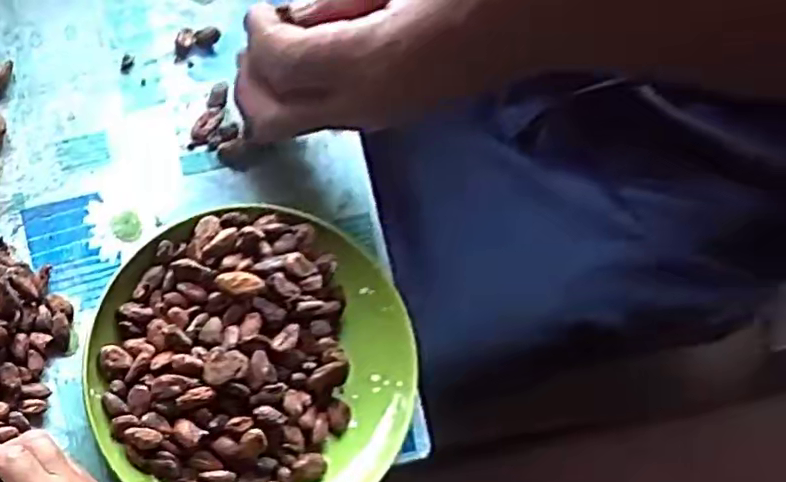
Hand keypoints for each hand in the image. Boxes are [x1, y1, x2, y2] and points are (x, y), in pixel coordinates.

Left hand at [235, 0, 532, 141]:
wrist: (578, 8)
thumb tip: (300, 14)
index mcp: (374, 58)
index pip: (285, 61)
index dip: (259, 37)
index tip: (255, 13)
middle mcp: (363, 101)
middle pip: (269, 116)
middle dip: (248, 83)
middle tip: (252, 43)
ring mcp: (373, 116)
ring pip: (289, 125)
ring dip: (269, 92)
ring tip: (277, 48)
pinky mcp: (386, 116)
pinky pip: (320, 116)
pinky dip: (299, 94)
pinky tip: (314, 56)